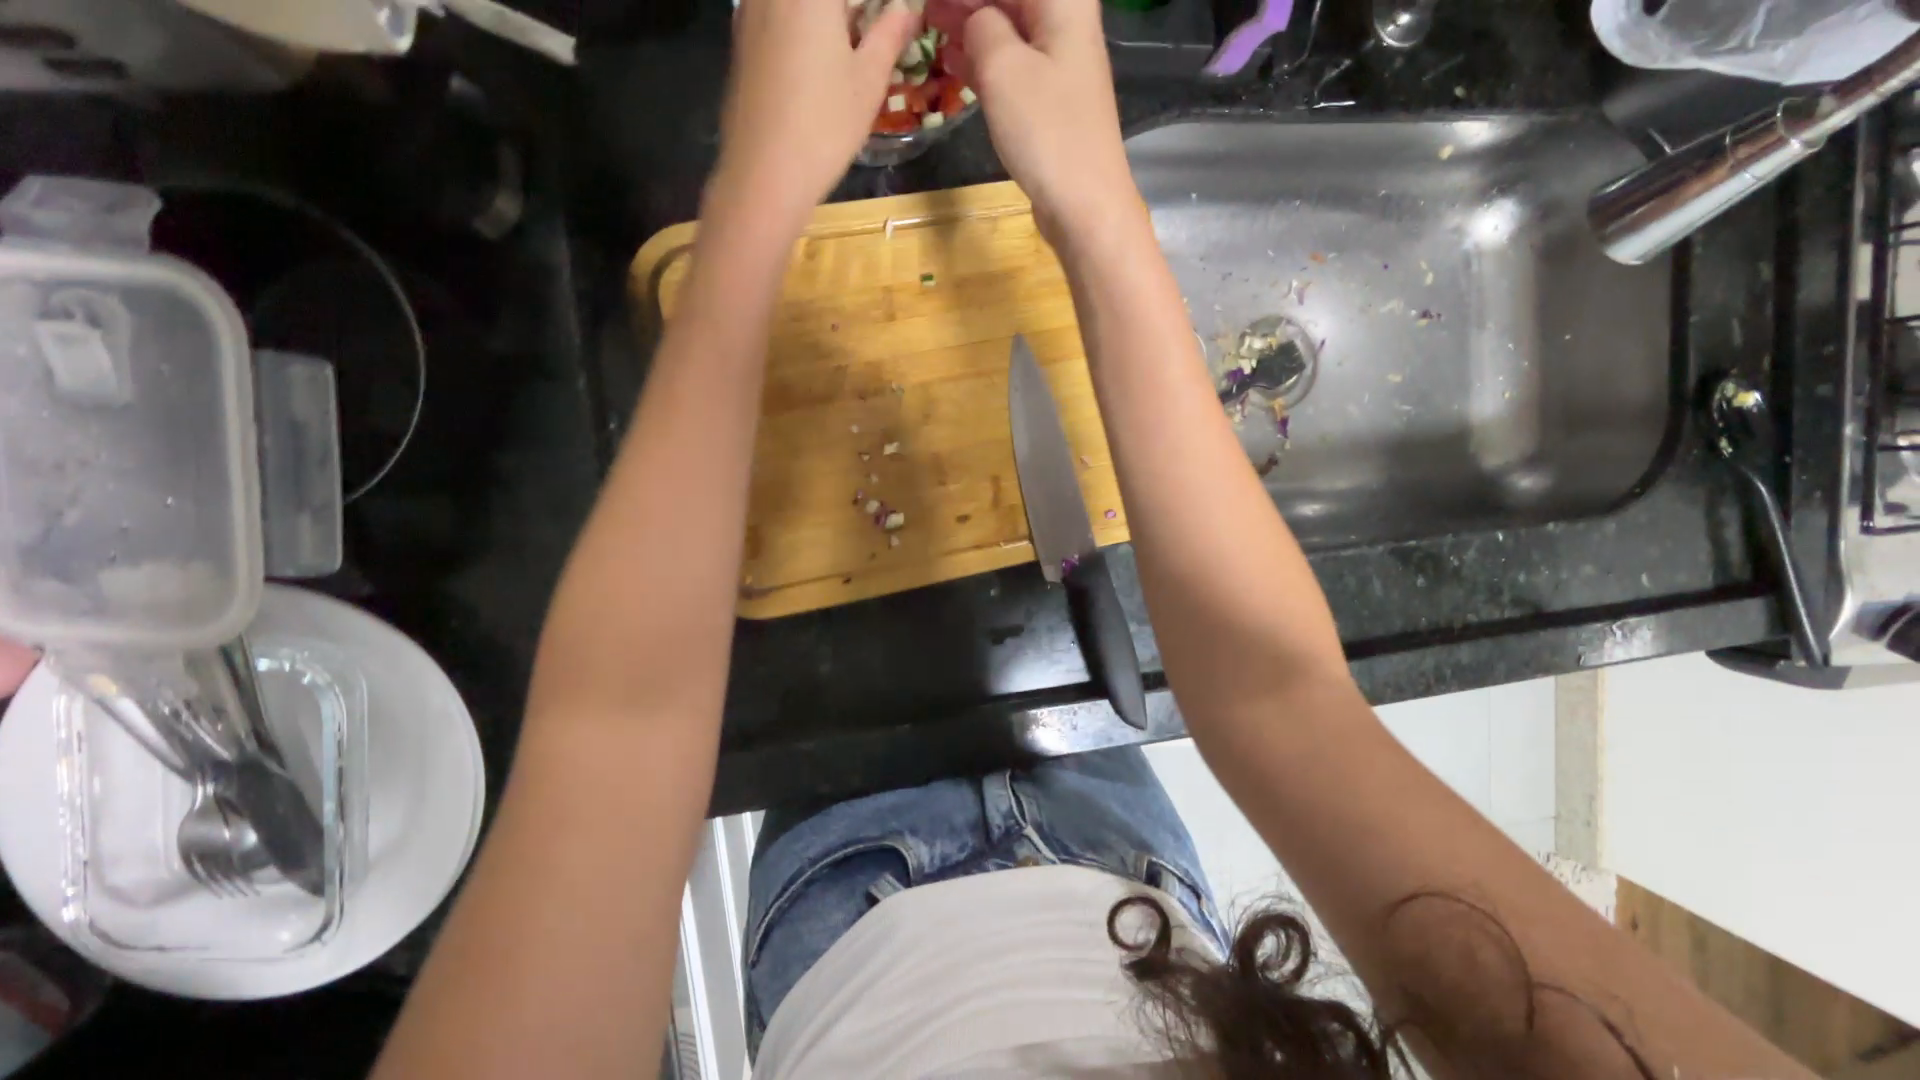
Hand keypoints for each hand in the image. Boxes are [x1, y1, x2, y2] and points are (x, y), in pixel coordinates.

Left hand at [713, 0, 919, 219]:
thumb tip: (906, 7)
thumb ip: (889, 34)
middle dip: (847, 8)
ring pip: (793, 3)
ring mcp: (749, 13)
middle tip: (872, 27)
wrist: (763, 174)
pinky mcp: (739, 42)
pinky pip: (773, 13)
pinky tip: (816, 56)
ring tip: (847, 40)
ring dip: (820, 16)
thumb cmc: (825, 126)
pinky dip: (798, 23)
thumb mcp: (869, 80)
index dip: (871, 5)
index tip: (889, 15)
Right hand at [940, 0, 1138, 244]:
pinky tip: (951, 60)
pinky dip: (982, 58)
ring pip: (1007, 27)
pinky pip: (1010, 62)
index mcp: (1063, 1)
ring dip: (969, 24)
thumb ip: (982, 25)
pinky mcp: (1049, 98)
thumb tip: (975, 18)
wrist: (1084, 203)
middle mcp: (1065, 23)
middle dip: (967, 1)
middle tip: (923, 6)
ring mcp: (1058, 63)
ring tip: (928, 24)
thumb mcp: (1002, 67)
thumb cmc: (1045, 130)